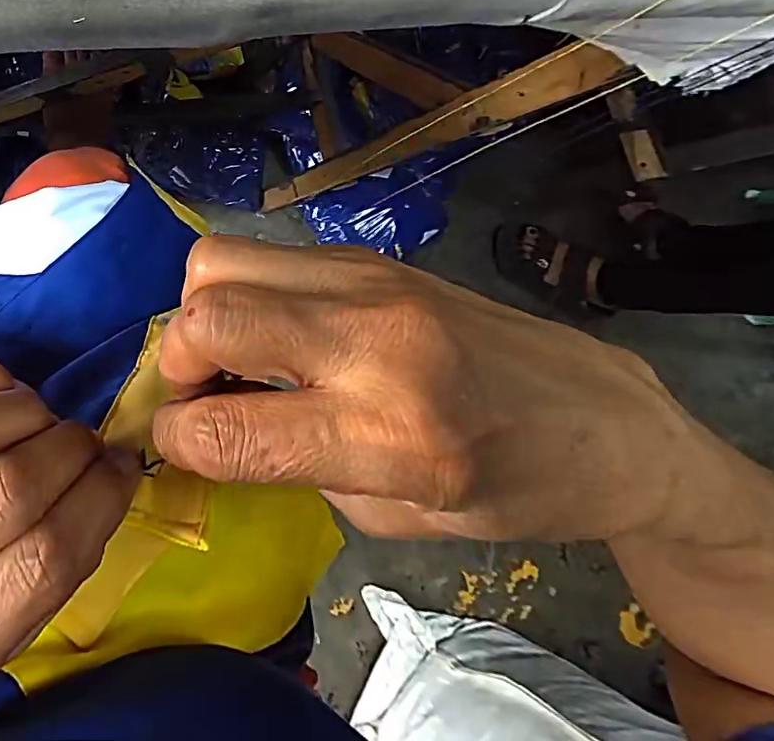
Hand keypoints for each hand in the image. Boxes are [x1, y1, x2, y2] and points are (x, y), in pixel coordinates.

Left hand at [0, 361, 135, 739]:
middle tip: (90, 447)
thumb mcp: (6, 646)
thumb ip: (65, 566)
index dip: (100, 498)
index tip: (123, 468)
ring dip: (28, 414)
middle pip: (9, 491)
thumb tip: (114, 472)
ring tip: (46, 425)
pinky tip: (10, 401)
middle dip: (73, 451)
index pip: (44, 561)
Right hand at [149, 236, 704, 542]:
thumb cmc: (512, 488)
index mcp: (390, 433)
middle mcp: (373, 340)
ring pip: (222, 259)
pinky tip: (280, 333)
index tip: (173, 442)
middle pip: (211, 312)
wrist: (600, 415)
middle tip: (200, 394)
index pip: (228, 424)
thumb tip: (211, 425)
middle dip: (175, 360)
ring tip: (235, 358)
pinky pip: (270, 256)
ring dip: (206, 313)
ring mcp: (372, 280)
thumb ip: (294, 468)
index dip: (176, 437)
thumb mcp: (398, 517)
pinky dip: (247, 291)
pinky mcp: (374, 256)